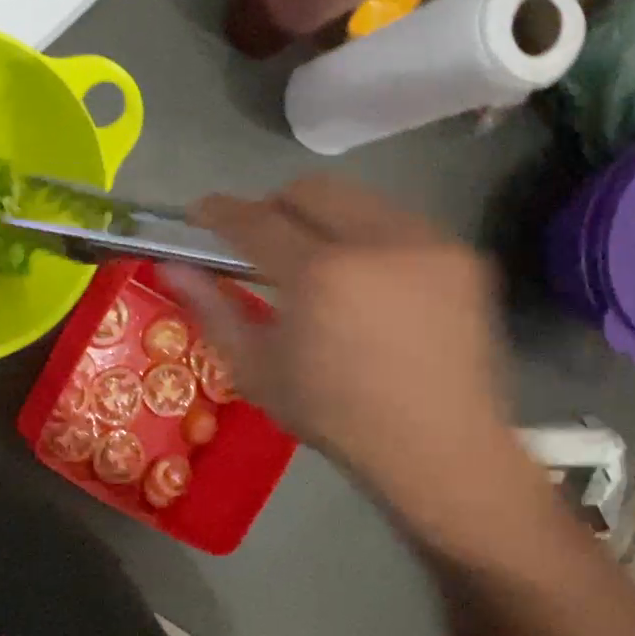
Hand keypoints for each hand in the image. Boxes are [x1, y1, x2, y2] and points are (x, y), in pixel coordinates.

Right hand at [160, 175, 526, 536]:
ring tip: (314, 261)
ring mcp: (427, 244)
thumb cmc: (330, 413)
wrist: (434, 444)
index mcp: (319, 274)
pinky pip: (401, 225)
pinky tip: (363, 280)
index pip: (257, 221)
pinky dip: (369, 238)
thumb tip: (171, 267)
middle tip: (257, 239)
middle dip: (275, 205)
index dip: (220, 212)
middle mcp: (377, 243)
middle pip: (312, 190)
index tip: (198, 213)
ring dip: (324, 219)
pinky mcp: (463, 256)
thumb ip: (212, 309)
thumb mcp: (255, 368)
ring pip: (361, 201)